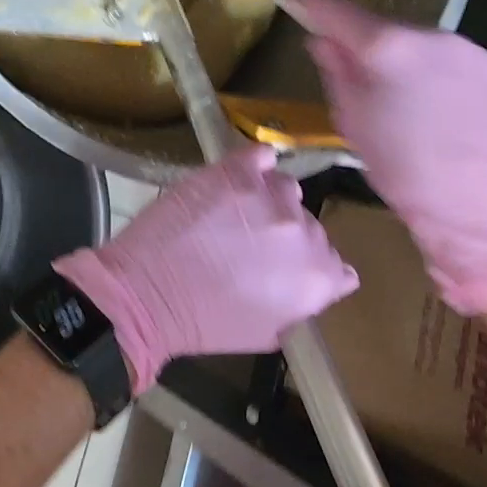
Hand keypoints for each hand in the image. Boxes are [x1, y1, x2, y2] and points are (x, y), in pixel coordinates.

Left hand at [54, 147, 357, 391]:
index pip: (337, 264)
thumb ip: (304, 302)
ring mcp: (269, 198)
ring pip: (284, 188)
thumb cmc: (205, 322)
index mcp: (317, 278)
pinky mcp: (235, 173)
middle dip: (285, 232)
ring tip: (236, 211)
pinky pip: (258, 156)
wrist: (149, 293)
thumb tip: (331, 280)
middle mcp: (304, 233)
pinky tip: (240, 173)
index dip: (310, 263)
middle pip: (308, 222)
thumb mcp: (268, 331)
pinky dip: (254, 162)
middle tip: (252, 242)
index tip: (285, 265)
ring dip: (268, 198)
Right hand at [295, 0, 486, 315]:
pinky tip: (441, 116)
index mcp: (388, 47)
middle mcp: (432, 35)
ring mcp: (472, 51)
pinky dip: (440, 79)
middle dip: (366, 47)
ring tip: (405, 105)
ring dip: (406, 64)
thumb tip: (324, 42)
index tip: (301, 8)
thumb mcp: (352, 123)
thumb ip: (336, 72)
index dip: (314, 8)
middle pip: (385, 30)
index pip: (338, 11)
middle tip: (356, 78)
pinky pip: (455, 65)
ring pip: (422, 48)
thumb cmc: (405, 171)